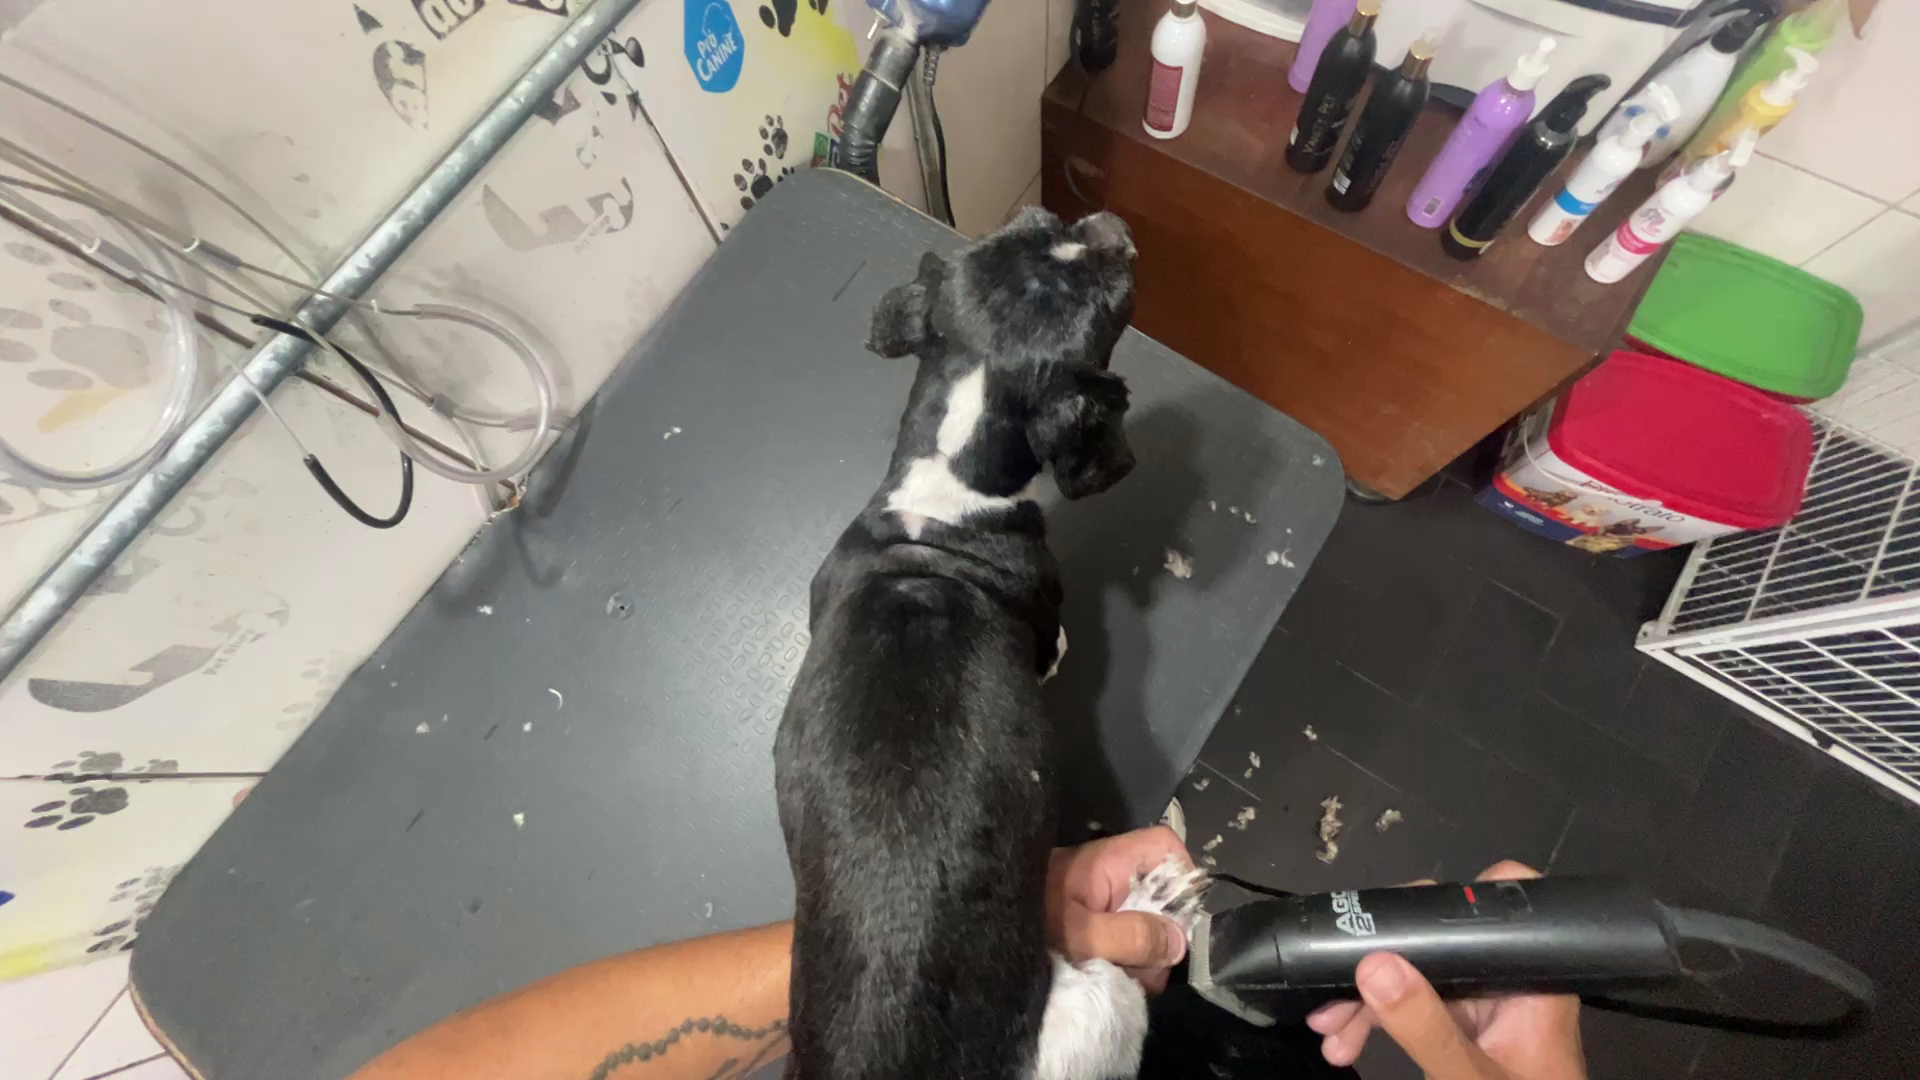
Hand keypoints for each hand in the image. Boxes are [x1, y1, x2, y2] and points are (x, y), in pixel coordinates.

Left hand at [1045, 825, 1192, 991]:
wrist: (987, 943)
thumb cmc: (1032, 929)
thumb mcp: (1083, 936)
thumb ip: (1132, 935)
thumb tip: (1179, 938)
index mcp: (1108, 861)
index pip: (1163, 845)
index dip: (1182, 875)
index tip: (1179, 921)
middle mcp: (1112, 876)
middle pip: (1164, 895)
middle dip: (1162, 935)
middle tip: (1140, 965)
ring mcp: (1106, 903)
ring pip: (1151, 925)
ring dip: (1145, 958)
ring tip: (1117, 976)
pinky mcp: (1099, 927)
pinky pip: (1132, 943)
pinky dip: (1130, 965)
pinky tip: (1111, 979)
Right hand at [1306, 862, 1586, 1079]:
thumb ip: (1428, 1030)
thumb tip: (1374, 963)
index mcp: (1526, 986)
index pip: (1499, 908)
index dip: (1452, 892)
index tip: (1387, 910)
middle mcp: (1502, 984)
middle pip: (1434, 937)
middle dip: (1376, 956)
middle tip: (1333, 984)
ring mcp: (1478, 1007)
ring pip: (1411, 970)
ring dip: (1363, 994)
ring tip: (1328, 1027)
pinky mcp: (1456, 1028)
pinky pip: (1406, 1003)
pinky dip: (1372, 1016)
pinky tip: (1342, 1040)